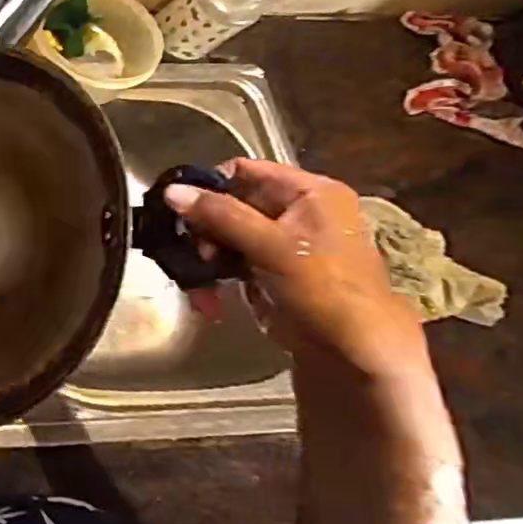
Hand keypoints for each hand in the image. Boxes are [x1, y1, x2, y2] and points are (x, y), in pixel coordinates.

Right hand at [165, 159, 427, 377]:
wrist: (351, 352)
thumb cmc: (326, 290)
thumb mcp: (272, 246)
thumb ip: (220, 215)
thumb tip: (171, 190)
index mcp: (308, 193)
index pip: (243, 171)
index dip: (209, 186)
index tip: (183, 209)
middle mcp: (291, 211)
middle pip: (224, 204)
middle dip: (202, 229)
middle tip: (196, 250)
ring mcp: (275, 241)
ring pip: (218, 234)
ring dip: (201, 257)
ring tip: (200, 276)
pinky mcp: (261, 268)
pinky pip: (222, 261)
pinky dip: (209, 276)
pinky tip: (206, 296)